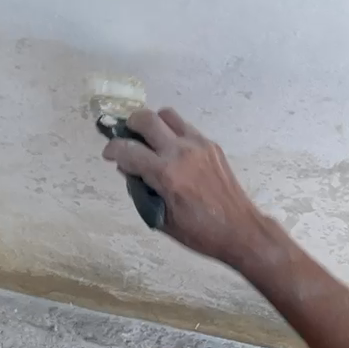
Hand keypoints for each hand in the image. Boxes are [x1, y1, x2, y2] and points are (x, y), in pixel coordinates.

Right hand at [103, 108, 283, 270]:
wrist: (240, 229)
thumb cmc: (199, 232)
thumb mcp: (161, 219)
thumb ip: (141, 191)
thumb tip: (129, 169)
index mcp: (166, 174)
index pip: (128, 150)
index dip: (112, 149)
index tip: (108, 154)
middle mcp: (181, 152)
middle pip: (146, 119)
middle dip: (129, 125)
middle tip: (127, 139)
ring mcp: (199, 145)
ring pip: (168, 115)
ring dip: (153, 123)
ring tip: (150, 141)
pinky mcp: (211, 145)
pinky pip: (185, 127)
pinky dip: (173, 133)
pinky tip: (173, 153)